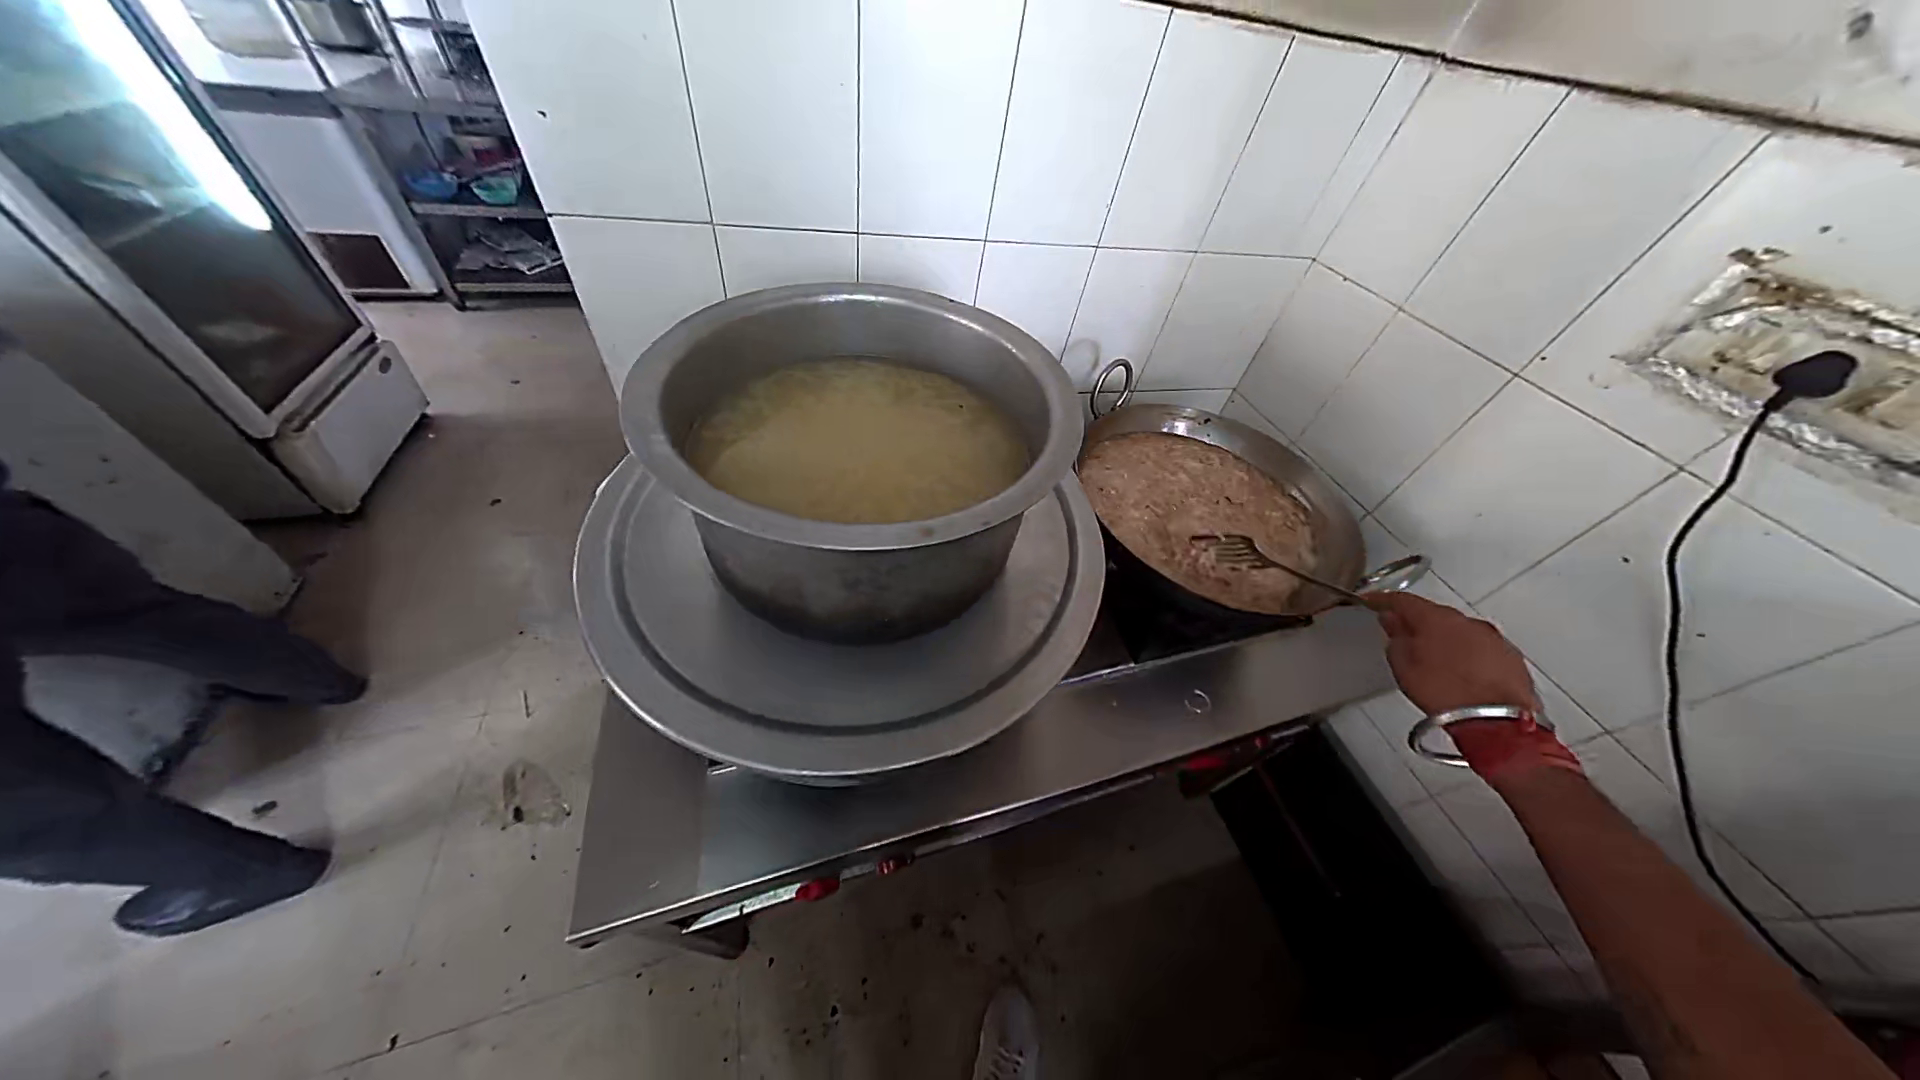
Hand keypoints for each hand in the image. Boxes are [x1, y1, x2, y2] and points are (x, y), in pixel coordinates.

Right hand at [1362, 591, 1538, 714]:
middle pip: (1435, 614)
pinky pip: (1481, 648)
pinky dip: (1466, 654)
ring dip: (1444, 639)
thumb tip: (1394, 622)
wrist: (1495, 722)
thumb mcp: (1403, 666)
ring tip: (1432, 659)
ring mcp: (1493, 639)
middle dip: (1417, 622)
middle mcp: (1467, 622)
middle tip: (1401, 633)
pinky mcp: (1512, 658)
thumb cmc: (1444, 691)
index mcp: (1436, 618)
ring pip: (1460, 631)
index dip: (1383, 600)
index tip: (1372, 601)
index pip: (1403, 600)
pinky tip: (1459, 673)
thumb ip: (1396, 638)